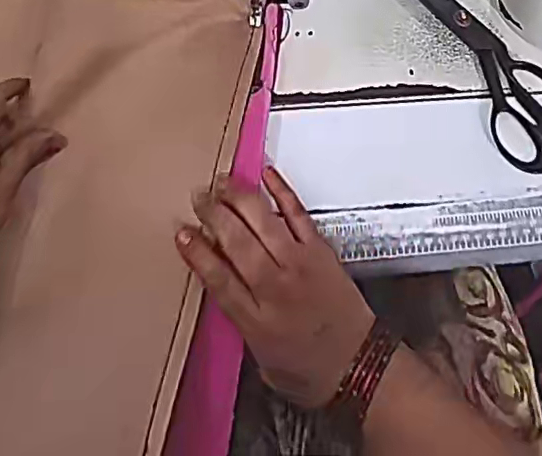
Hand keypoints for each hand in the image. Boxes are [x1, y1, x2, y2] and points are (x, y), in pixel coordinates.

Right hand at [176, 166, 373, 407]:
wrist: (359, 366)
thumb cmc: (307, 367)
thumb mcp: (260, 356)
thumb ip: (239, 316)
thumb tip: (219, 278)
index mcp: (255, 319)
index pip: (218, 277)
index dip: (197, 251)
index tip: (181, 232)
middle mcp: (275, 286)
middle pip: (236, 240)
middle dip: (213, 214)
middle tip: (198, 196)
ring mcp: (299, 263)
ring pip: (262, 220)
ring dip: (238, 196)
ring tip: (222, 181)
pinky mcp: (319, 248)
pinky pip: (297, 212)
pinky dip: (281, 190)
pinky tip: (266, 174)